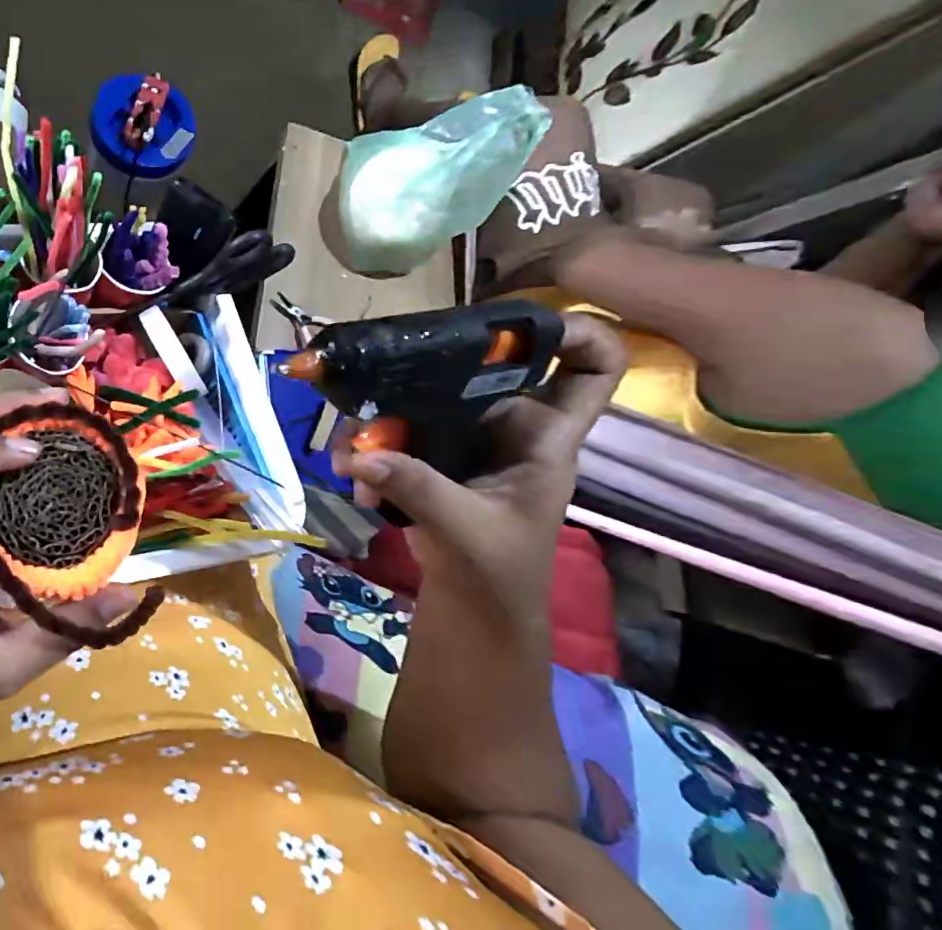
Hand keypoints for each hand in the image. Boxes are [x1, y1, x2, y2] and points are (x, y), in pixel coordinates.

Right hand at [333, 314, 624, 608]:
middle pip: (479, 374)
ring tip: (349, 452)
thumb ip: (416, 486)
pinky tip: (354, 481)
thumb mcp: (465, 530)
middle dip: (424, 376)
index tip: (520, 321)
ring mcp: (466, 445)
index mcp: (545, 438)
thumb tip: (358, 452)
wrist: (474, 620)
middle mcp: (508, 429)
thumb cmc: (497, 577)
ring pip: (426, 405)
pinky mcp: (432, 462)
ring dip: (382, 426)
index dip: (576, 333)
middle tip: (375, 387)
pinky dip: (372, 456)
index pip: (592, 370)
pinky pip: (398, 438)